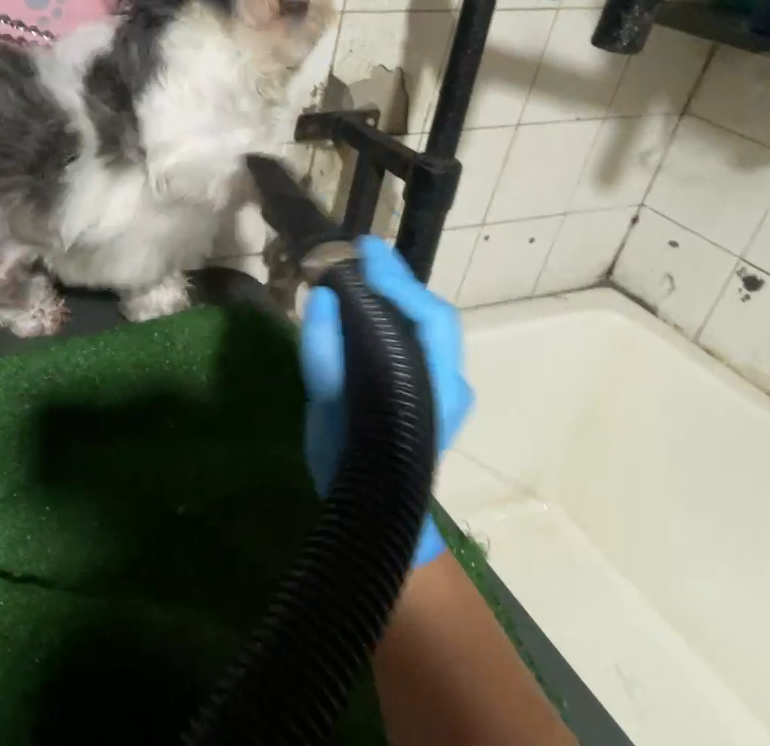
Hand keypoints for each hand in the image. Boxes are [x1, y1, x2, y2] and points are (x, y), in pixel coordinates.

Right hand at [298, 237, 472, 568]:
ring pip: (422, 329)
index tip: (362, 252)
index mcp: (434, 388)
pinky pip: (412, 345)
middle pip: (429, 317)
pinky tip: (364, 307)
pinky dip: (390, 319)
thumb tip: (321, 299)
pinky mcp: (429, 394)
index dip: (396, 282)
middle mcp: (449, 383)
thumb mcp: (329, 410)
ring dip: (393, 297)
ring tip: (358, 273)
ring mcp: (443, 389)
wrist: (374, 516)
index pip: (428, 318)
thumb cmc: (351, 465)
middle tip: (358, 254)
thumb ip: (326, 357)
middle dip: (395, 282)